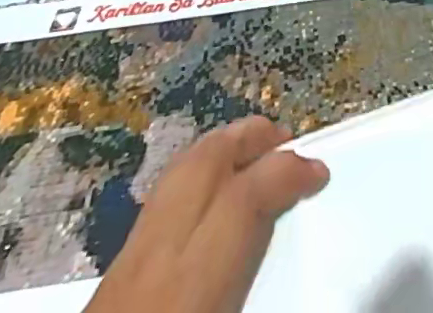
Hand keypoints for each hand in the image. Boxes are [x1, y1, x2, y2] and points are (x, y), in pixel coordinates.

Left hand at [85, 116, 328, 312]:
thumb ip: (256, 294)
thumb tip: (301, 284)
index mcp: (189, 289)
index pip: (241, 201)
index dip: (285, 173)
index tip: (318, 172)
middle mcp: (154, 260)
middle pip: (201, 167)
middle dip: (247, 139)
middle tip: (286, 139)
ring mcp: (127, 260)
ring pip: (175, 175)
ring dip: (219, 149)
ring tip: (253, 150)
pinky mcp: (113, 270)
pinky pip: (160, 198)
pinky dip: (194, 175)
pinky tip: (209, 189)